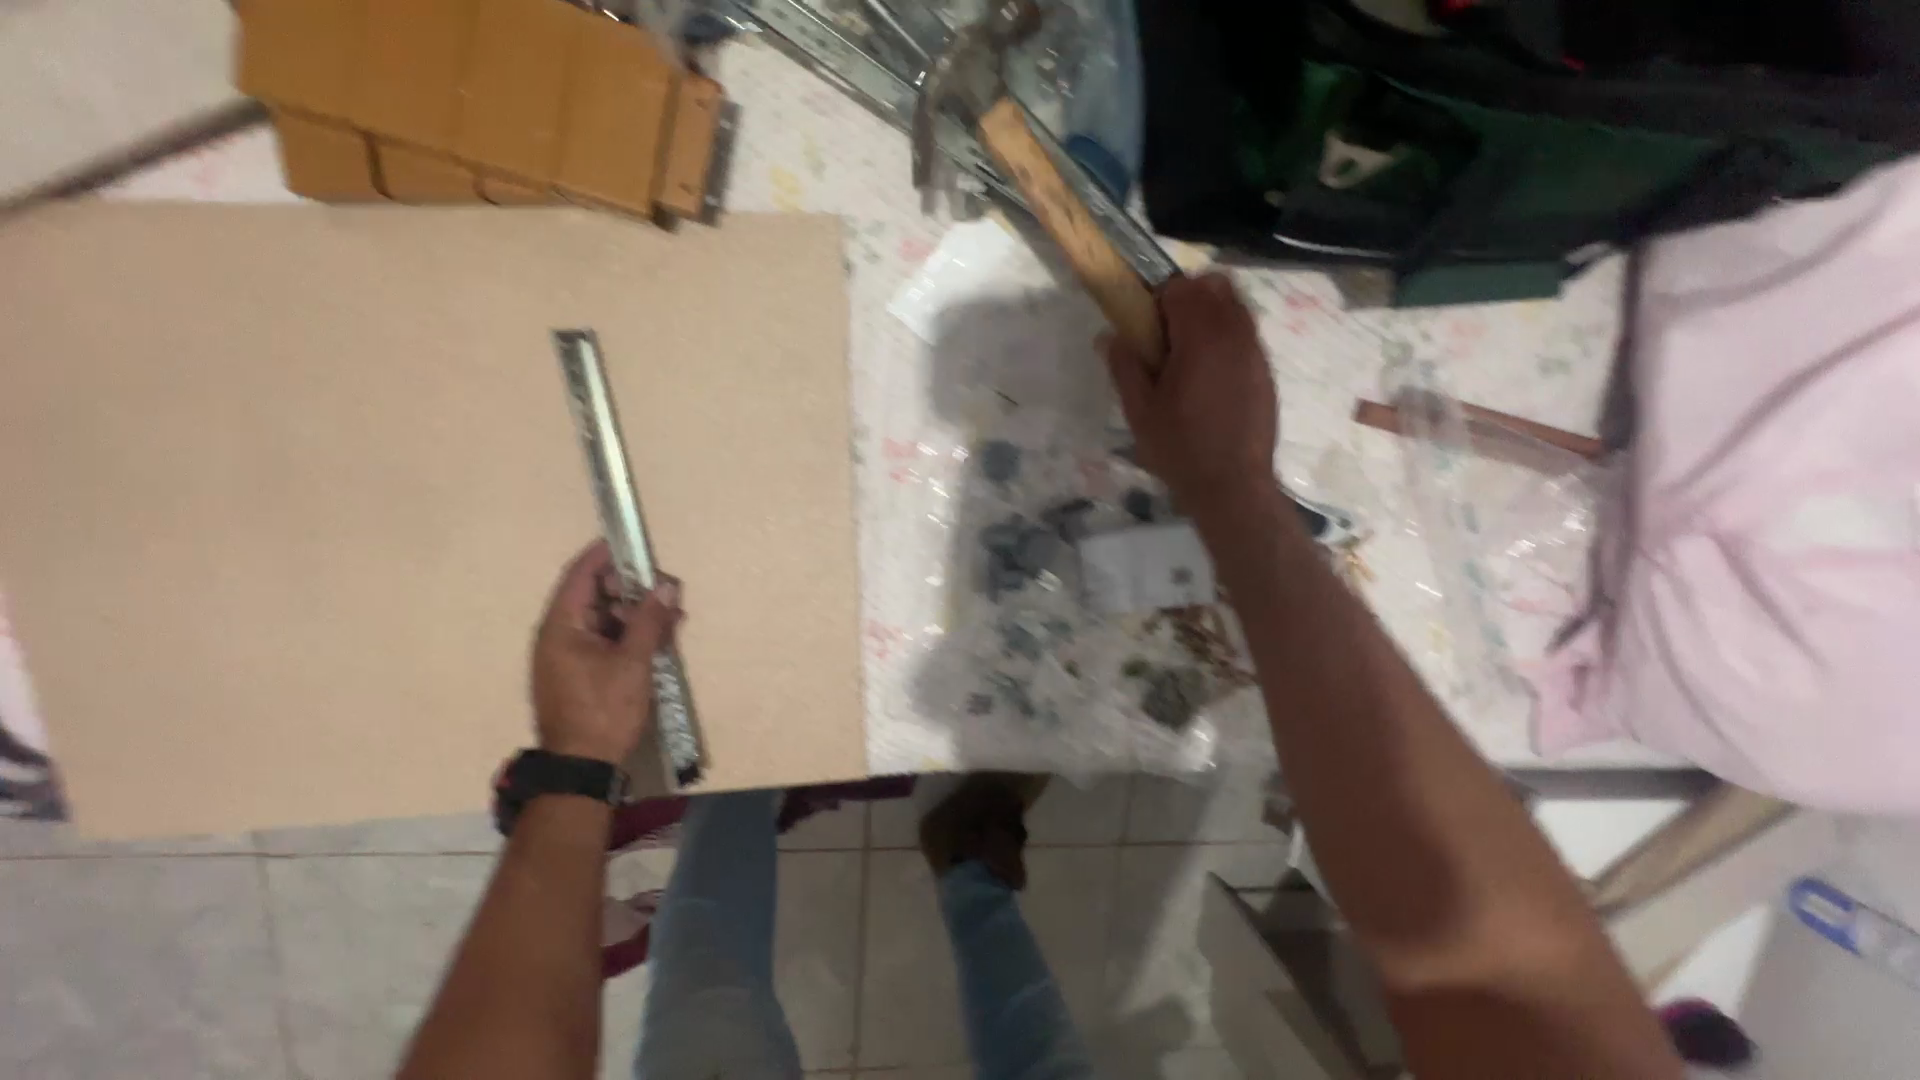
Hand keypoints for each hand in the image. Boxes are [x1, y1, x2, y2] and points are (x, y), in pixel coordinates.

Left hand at [529, 540, 683, 765]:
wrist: (582, 767)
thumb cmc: (603, 710)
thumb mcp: (632, 662)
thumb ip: (649, 621)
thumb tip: (666, 586)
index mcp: (560, 627)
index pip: (579, 576)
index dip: (603, 555)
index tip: (629, 541)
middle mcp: (558, 636)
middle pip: (595, 597)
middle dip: (631, 588)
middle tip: (664, 586)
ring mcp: (568, 657)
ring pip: (604, 620)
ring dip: (636, 614)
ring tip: (672, 614)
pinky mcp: (580, 674)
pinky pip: (606, 642)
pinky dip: (630, 635)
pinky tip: (660, 637)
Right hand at [1104, 273, 1278, 517]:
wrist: (1233, 485)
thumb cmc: (1180, 448)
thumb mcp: (1139, 411)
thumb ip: (1124, 366)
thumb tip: (1110, 336)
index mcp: (1201, 336)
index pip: (1182, 287)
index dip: (1159, 299)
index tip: (1147, 328)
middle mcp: (1235, 333)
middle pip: (1214, 285)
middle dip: (1187, 298)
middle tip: (1166, 336)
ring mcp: (1255, 350)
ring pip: (1235, 305)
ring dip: (1209, 315)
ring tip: (1187, 356)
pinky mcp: (1265, 370)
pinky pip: (1246, 333)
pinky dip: (1225, 338)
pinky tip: (1208, 378)